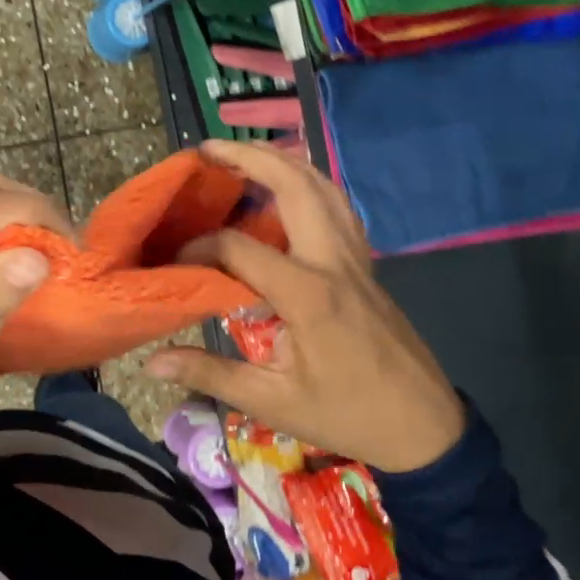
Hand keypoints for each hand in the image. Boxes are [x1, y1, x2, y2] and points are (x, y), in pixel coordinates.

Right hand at [145, 140, 464, 472]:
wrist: (427, 429)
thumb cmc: (347, 415)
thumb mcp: (273, 402)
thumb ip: (211, 375)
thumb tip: (152, 362)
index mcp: (307, 294)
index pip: (239, 248)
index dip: (199, 248)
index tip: (174, 262)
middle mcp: (333, 262)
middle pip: (295, 186)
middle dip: (250, 158)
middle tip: (207, 149)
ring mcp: (356, 259)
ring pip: (324, 188)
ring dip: (283, 162)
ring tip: (244, 154)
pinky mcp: (366, 265)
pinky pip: (338, 207)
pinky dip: (310, 184)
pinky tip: (288, 188)